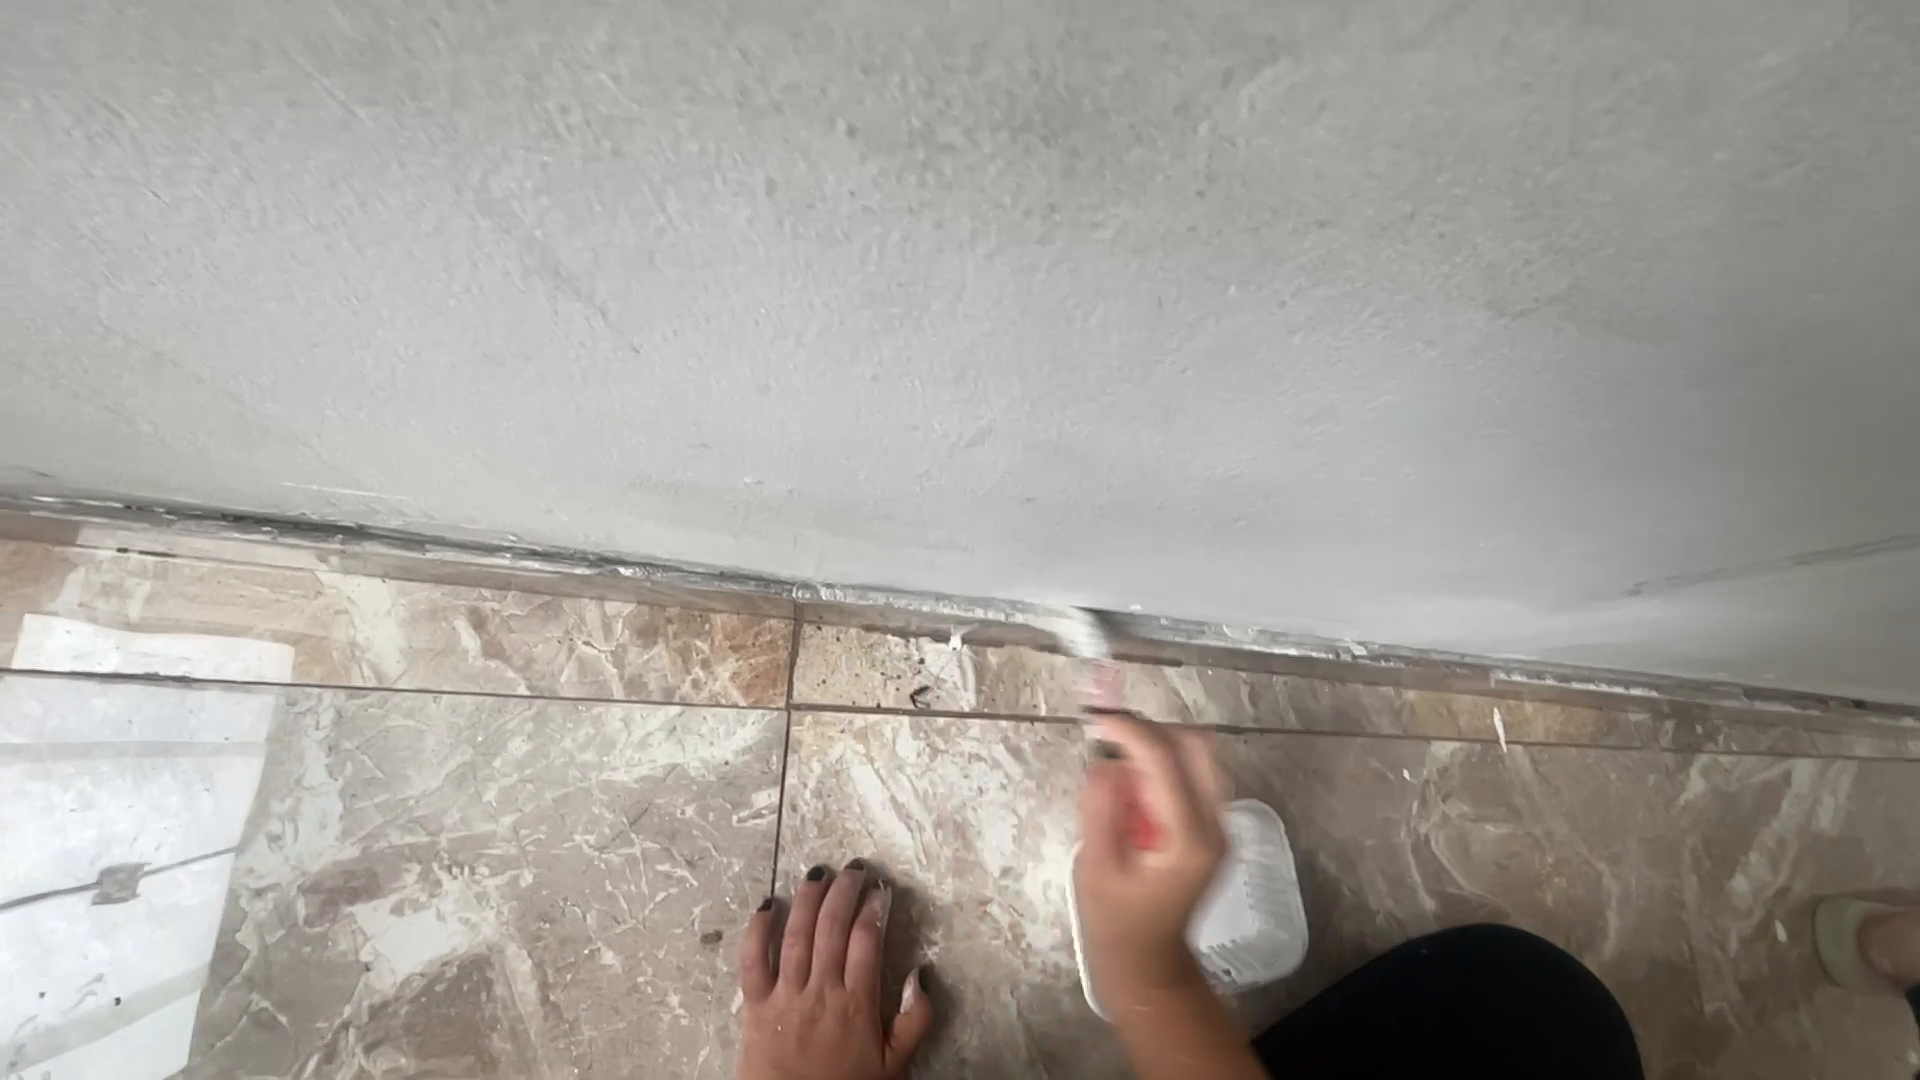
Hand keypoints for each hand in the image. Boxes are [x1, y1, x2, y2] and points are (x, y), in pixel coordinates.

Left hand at [737, 860, 933, 1079]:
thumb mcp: (893, 1065)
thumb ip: (915, 1020)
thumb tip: (922, 973)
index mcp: (856, 1004)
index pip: (866, 940)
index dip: (874, 909)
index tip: (880, 889)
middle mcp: (821, 991)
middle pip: (832, 927)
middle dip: (845, 891)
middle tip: (854, 869)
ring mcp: (785, 996)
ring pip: (797, 934)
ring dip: (808, 898)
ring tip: (819, 873)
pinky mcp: (755, 1007)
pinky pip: (752, 962)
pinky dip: (757, 930)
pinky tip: (768, 905)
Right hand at [1075, 709, 1229, 1010]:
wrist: (1148, 960)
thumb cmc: (1115, 920)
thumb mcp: (1094, 865)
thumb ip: (1100, 808)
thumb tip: (1103, 760)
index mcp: (1188, 839)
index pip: (1166, 761)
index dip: (1130, 730)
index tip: (1097, 720)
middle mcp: (1215, 826)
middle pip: (1198, 745)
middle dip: (1151, 730)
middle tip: (1111, 738)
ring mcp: (1221, 824)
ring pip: (1202, 753)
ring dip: (1160, 743)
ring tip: (1121, 760)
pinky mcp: (1214, 824)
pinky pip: (1196, 770)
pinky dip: (1165, 760)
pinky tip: (1135, 782)